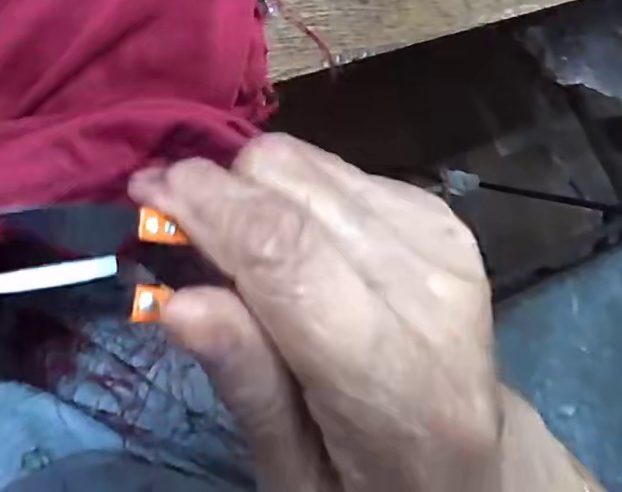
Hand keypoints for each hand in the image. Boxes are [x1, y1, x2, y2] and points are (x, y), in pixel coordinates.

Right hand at [130, 134, 595, 491]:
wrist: (476, 452)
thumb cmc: (369, 481)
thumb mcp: (293, 471)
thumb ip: (244, 378)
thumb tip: (174, 300)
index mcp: (400, 382)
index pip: (288, 257)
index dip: (210, 207)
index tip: (146, 186)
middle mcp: (429, 289)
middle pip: (294, 189)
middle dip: (217, 187)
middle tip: (173, 212)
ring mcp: (439, 236)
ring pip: (306, 161)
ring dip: (251, 184)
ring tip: (231, 226)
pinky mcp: (436, 208)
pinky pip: (331, 164)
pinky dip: (291, 187)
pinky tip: (291, 229)